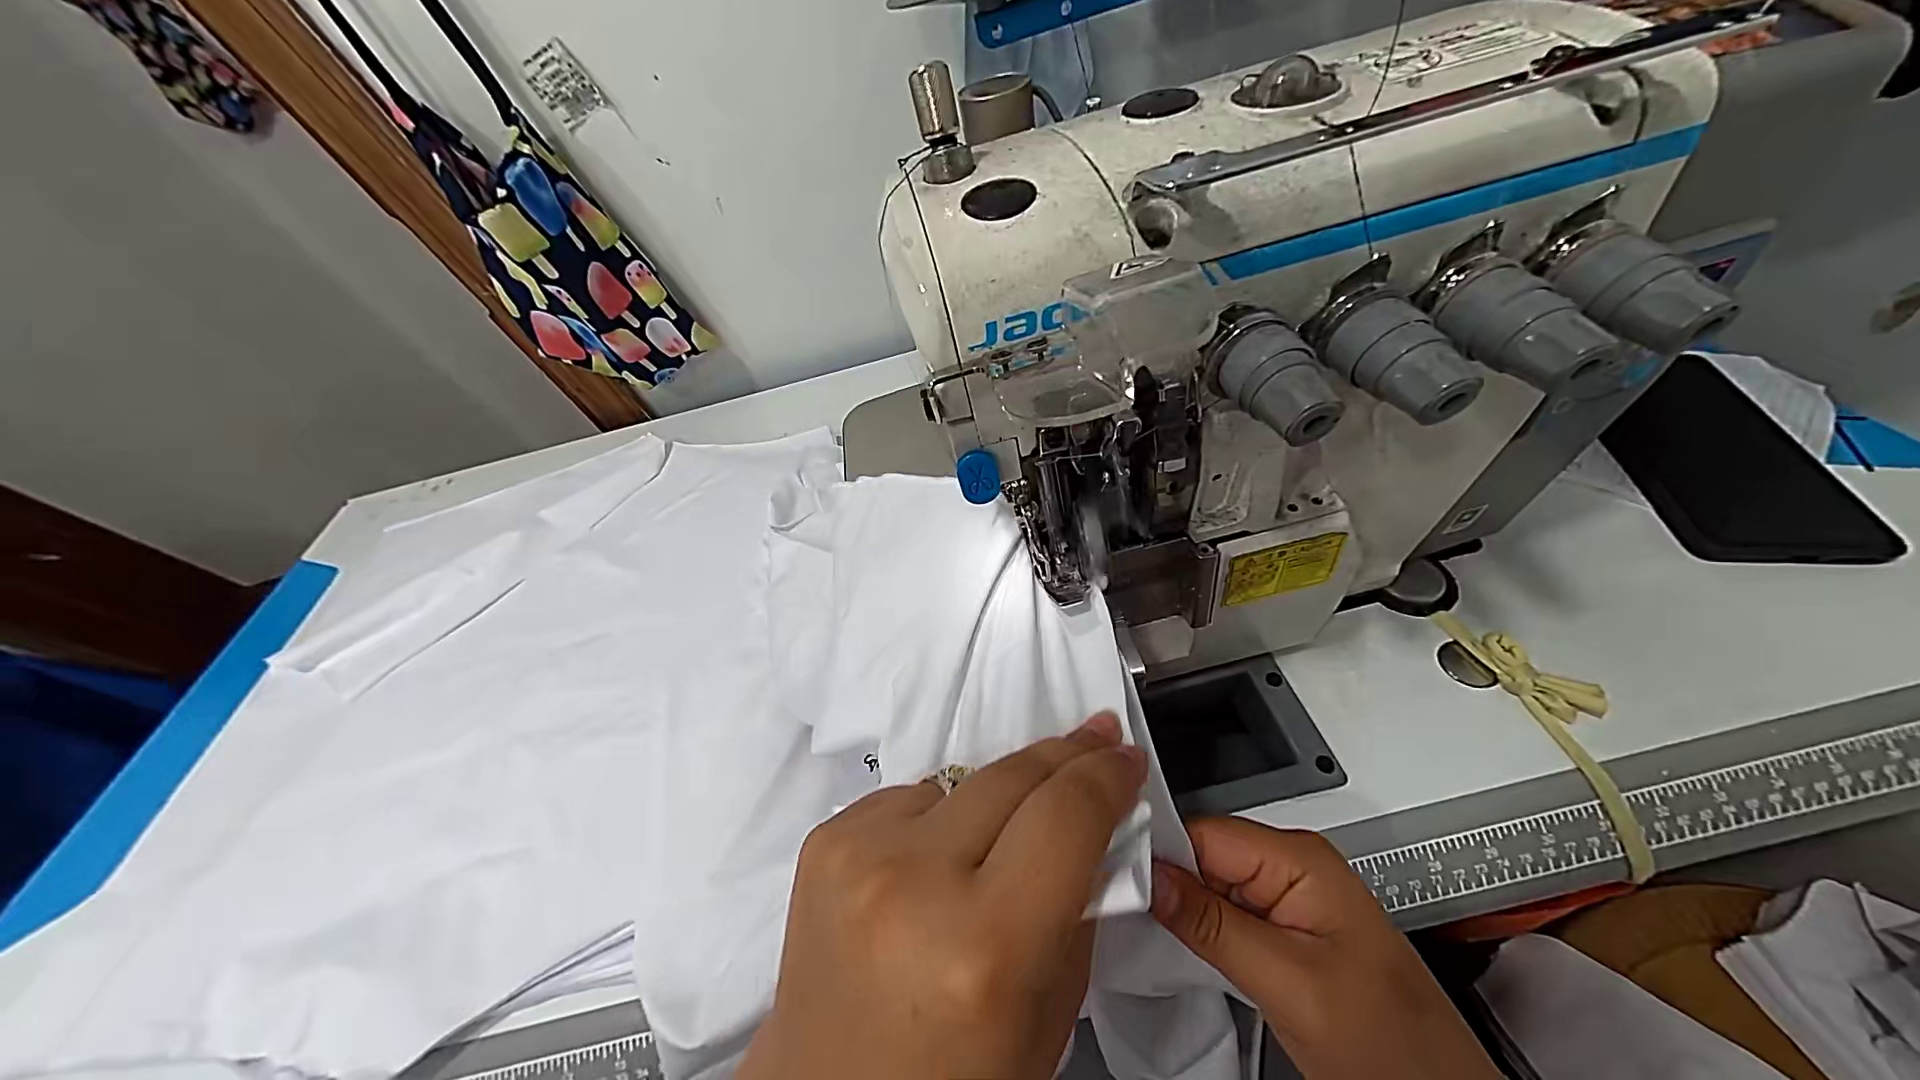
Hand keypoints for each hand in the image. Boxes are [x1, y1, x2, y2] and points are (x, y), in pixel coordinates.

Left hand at [737, 713, 1146, 1079]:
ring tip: (1000, 839)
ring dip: (994, 797)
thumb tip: (1093, 820)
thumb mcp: (1049, 1011)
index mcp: (986, 945)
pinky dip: (935, 817)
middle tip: (1094, 741)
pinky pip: (907, 798)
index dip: (1105, 775)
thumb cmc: (955, 1078)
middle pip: (1012, 776)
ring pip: (958, 779)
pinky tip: (934, 861)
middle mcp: (914, 883)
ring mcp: (858, 854)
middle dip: (1063, 755)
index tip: (1125, 756)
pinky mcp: (824, 841)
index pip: (1065, 815)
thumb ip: (1079, 906)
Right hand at [1151, 819, 1500, 1079]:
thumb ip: (1214, 925)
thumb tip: (1152, 878)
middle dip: (1165, 883)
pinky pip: (1221, 909)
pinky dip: (1196, 926)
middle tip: (1128, 913)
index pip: (1201, 833)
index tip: (1118, 879)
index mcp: (1299, 859)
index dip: (1156, 855)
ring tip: (1155, 934)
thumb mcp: (1291, 983)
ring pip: (1205, 882)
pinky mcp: (1278, 924)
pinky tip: (1182, 944)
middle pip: (1199, 853)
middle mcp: (1289, 866)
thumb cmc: (1396, 1045)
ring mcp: (1284, 895)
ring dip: (1179, 908)